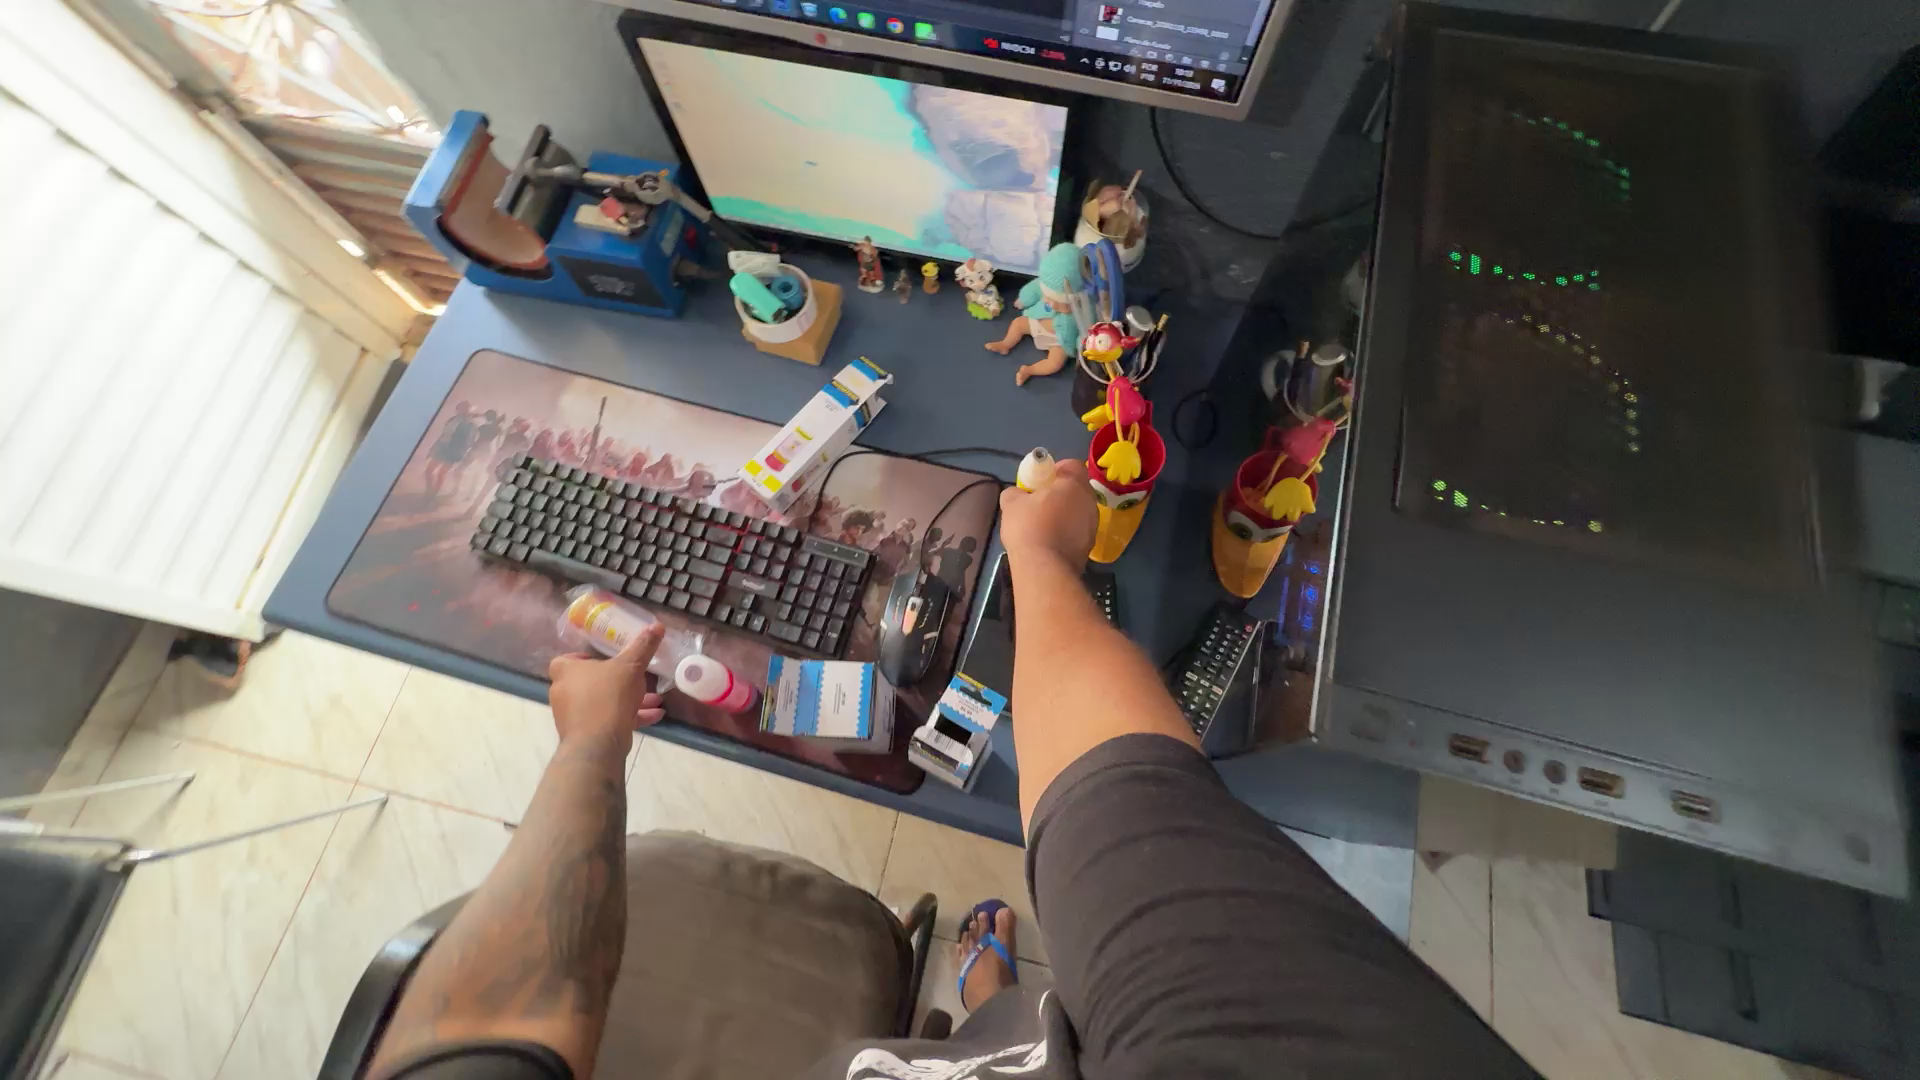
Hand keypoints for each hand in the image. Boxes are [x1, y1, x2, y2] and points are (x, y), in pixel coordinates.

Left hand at [547, 624, 666, 748]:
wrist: (597, 742)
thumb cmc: (608, 695)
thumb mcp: (630, 666)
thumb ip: (643, 646)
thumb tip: (657, 625)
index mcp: (567, 672)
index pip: (564, 660)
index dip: (582, 659)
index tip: (603, 659)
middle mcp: (564, 693)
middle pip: (589, 682)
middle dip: (616, 681)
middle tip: (636, 679)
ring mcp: (573, 716)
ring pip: (603, 702)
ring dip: (628, 700)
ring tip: (655, 699)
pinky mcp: (586, 734)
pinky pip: (609, 720)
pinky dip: (629, 716)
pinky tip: (655, 715)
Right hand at [999, 458, 1096, 568]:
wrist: (1045, 568)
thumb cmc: (1029, 527)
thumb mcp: (1011, 504)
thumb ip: (1015, 492)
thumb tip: (1017, 494)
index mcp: (1074, 484)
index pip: (1072, 465)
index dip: (1056, 469)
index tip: (1040, 481)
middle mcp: (1089, 501)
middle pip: (1077, 489)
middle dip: (1060, 493)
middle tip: (1039, 503)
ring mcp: (1093, 525)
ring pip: (1079, 511)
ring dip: (1065, 514)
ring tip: (1044, 525)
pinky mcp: (1090, 546)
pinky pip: (1078, 531)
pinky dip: (1067, 532)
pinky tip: (1050, 542)